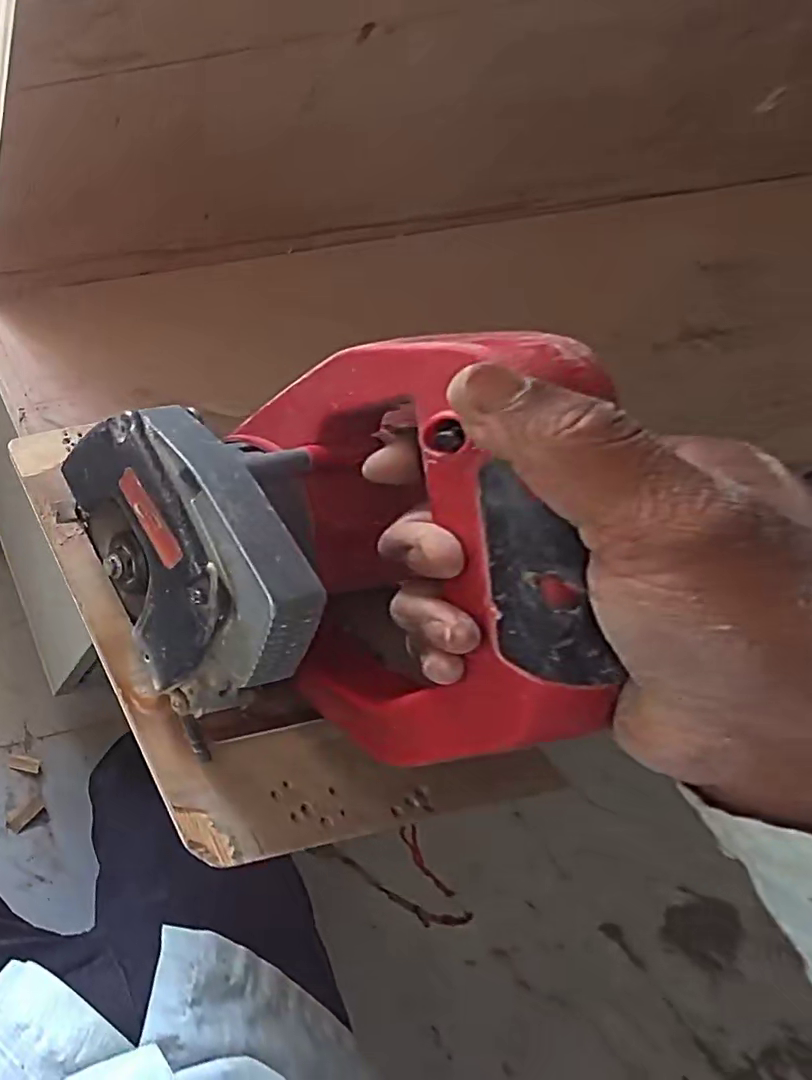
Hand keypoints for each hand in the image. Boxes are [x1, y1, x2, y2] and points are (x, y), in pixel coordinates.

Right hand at [367, 362, 811, 827]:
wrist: (788, 753)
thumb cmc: (750, 625)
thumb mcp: (667, 520)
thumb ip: (574, 448)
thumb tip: (475, 381)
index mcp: (617, 480)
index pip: (503, 441)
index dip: (433, 448)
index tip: (387, 466)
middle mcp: (575, 529)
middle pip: (450, 516)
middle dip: (423, 544)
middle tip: (440, 566)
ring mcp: (548, 589)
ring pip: (439, 580)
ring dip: (426, 607)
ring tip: (458, 638)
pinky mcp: (529, 642)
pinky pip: (448, 630)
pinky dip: (437, 646)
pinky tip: (454, 663)